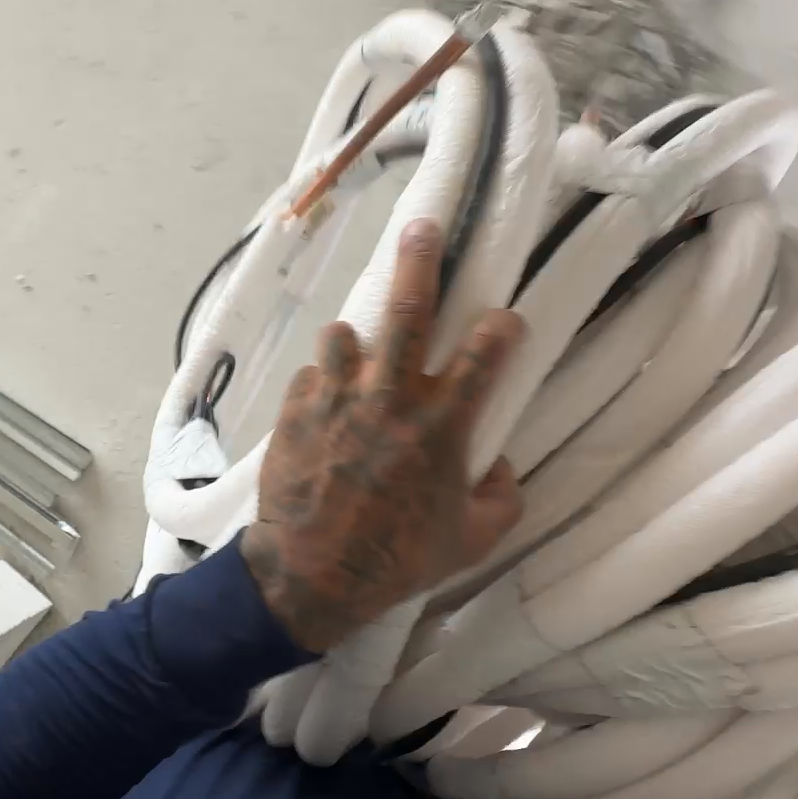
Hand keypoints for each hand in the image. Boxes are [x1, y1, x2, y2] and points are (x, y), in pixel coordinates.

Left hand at [242, 218, 525, 652]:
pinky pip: (309, 375)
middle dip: (418, 260)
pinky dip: (320, 384)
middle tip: (421, 227)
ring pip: (343, 334)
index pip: (486, 351)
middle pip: (407, 310)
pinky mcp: (293, 409)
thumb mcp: (472, 540)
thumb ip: (502, 498)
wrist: (311, 571)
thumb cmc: (397, 559)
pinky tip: (322, 407)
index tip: (504, 320)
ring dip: (354, 341)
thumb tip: (501, 465)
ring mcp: (335, 397)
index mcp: (442, 423)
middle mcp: (389, 396)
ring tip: (357, 356)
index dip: (502, 327)